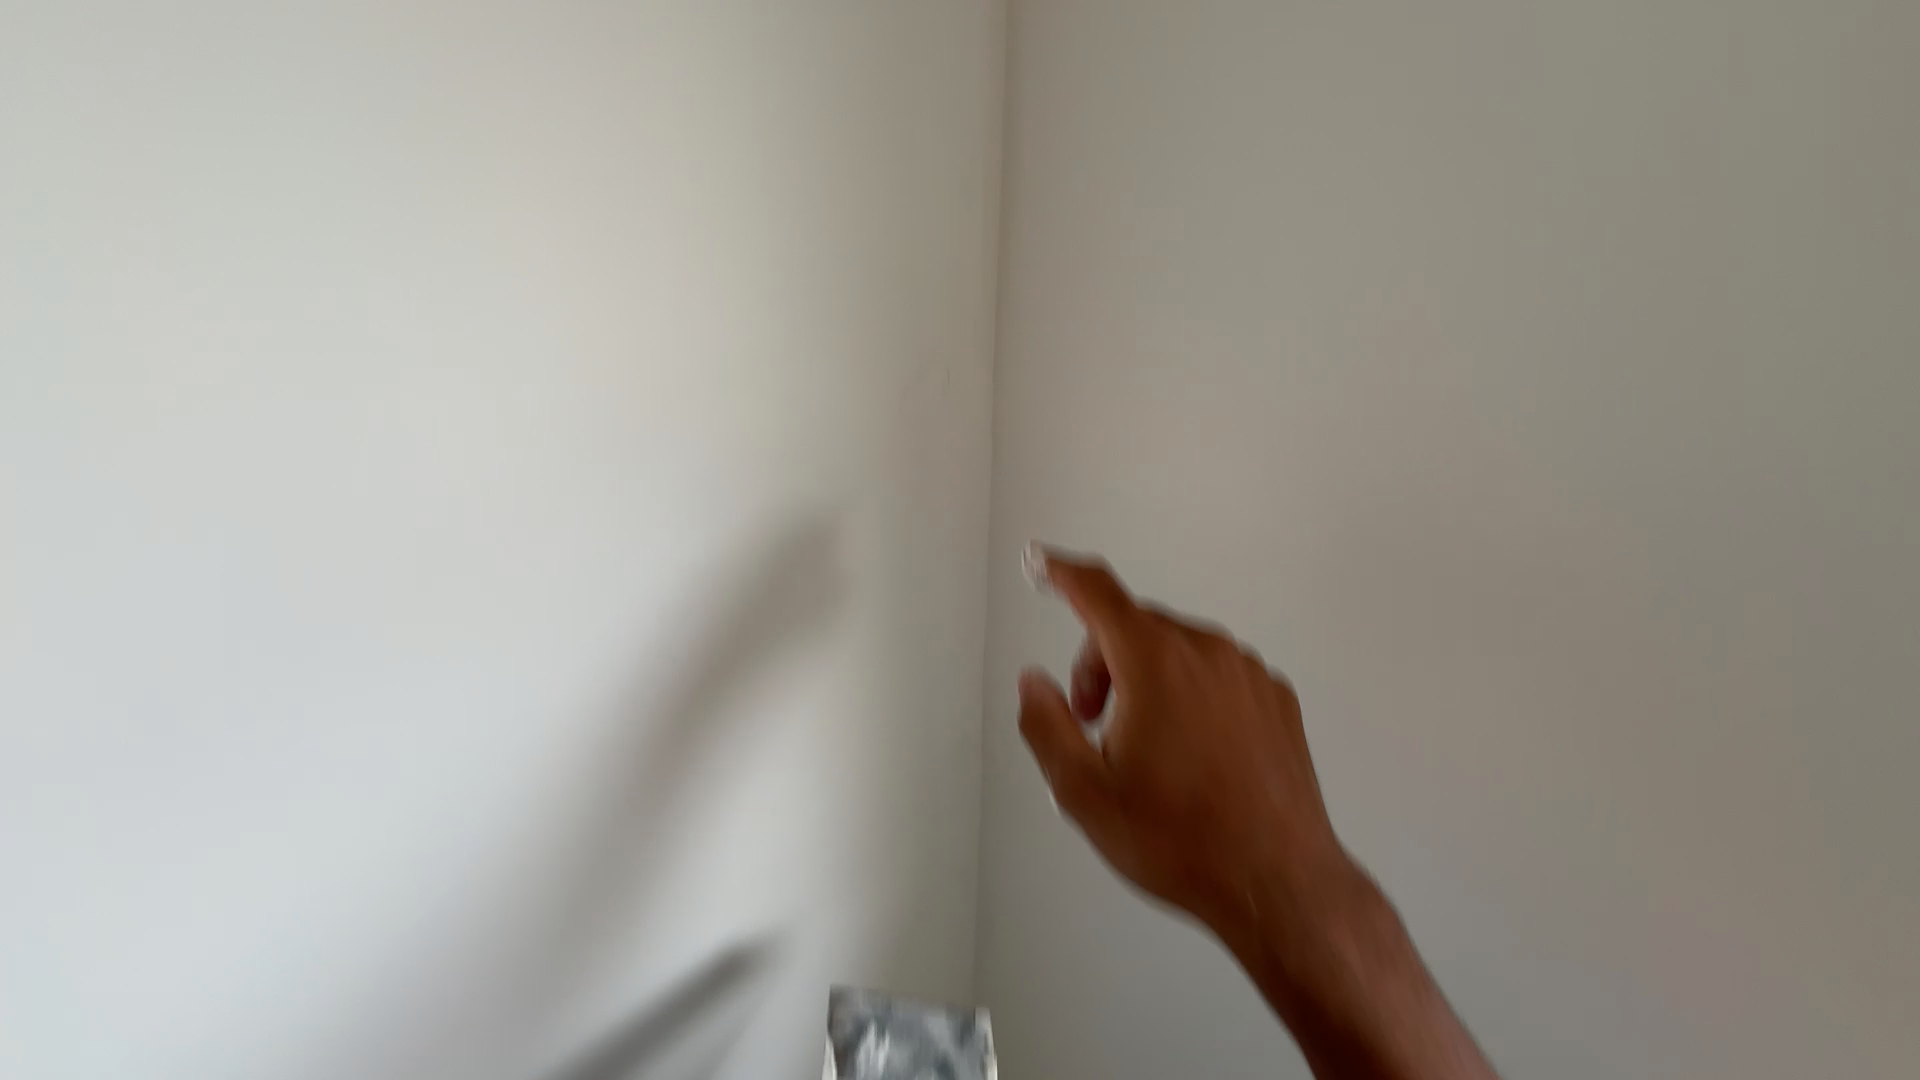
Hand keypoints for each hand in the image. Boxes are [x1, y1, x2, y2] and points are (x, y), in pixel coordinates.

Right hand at [1017, 545, 1356, 941]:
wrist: (1279, 885)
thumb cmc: (1182, 840)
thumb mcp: (1081, 790)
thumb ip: (1044, 721)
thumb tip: (1036, 683)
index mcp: (1155, 662)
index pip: (1096, 592)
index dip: (1060, 573)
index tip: (1042, 562)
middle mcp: (1206, 653)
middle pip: (1131, 627)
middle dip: (1098, 664)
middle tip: (1091, 724)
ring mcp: (1247, 673)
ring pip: (1173, 650)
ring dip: (1143, 680)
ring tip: (1143, 749)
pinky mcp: (1274, 698)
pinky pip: (1212, 674)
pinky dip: (1186, 693)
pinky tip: (1189, 753)